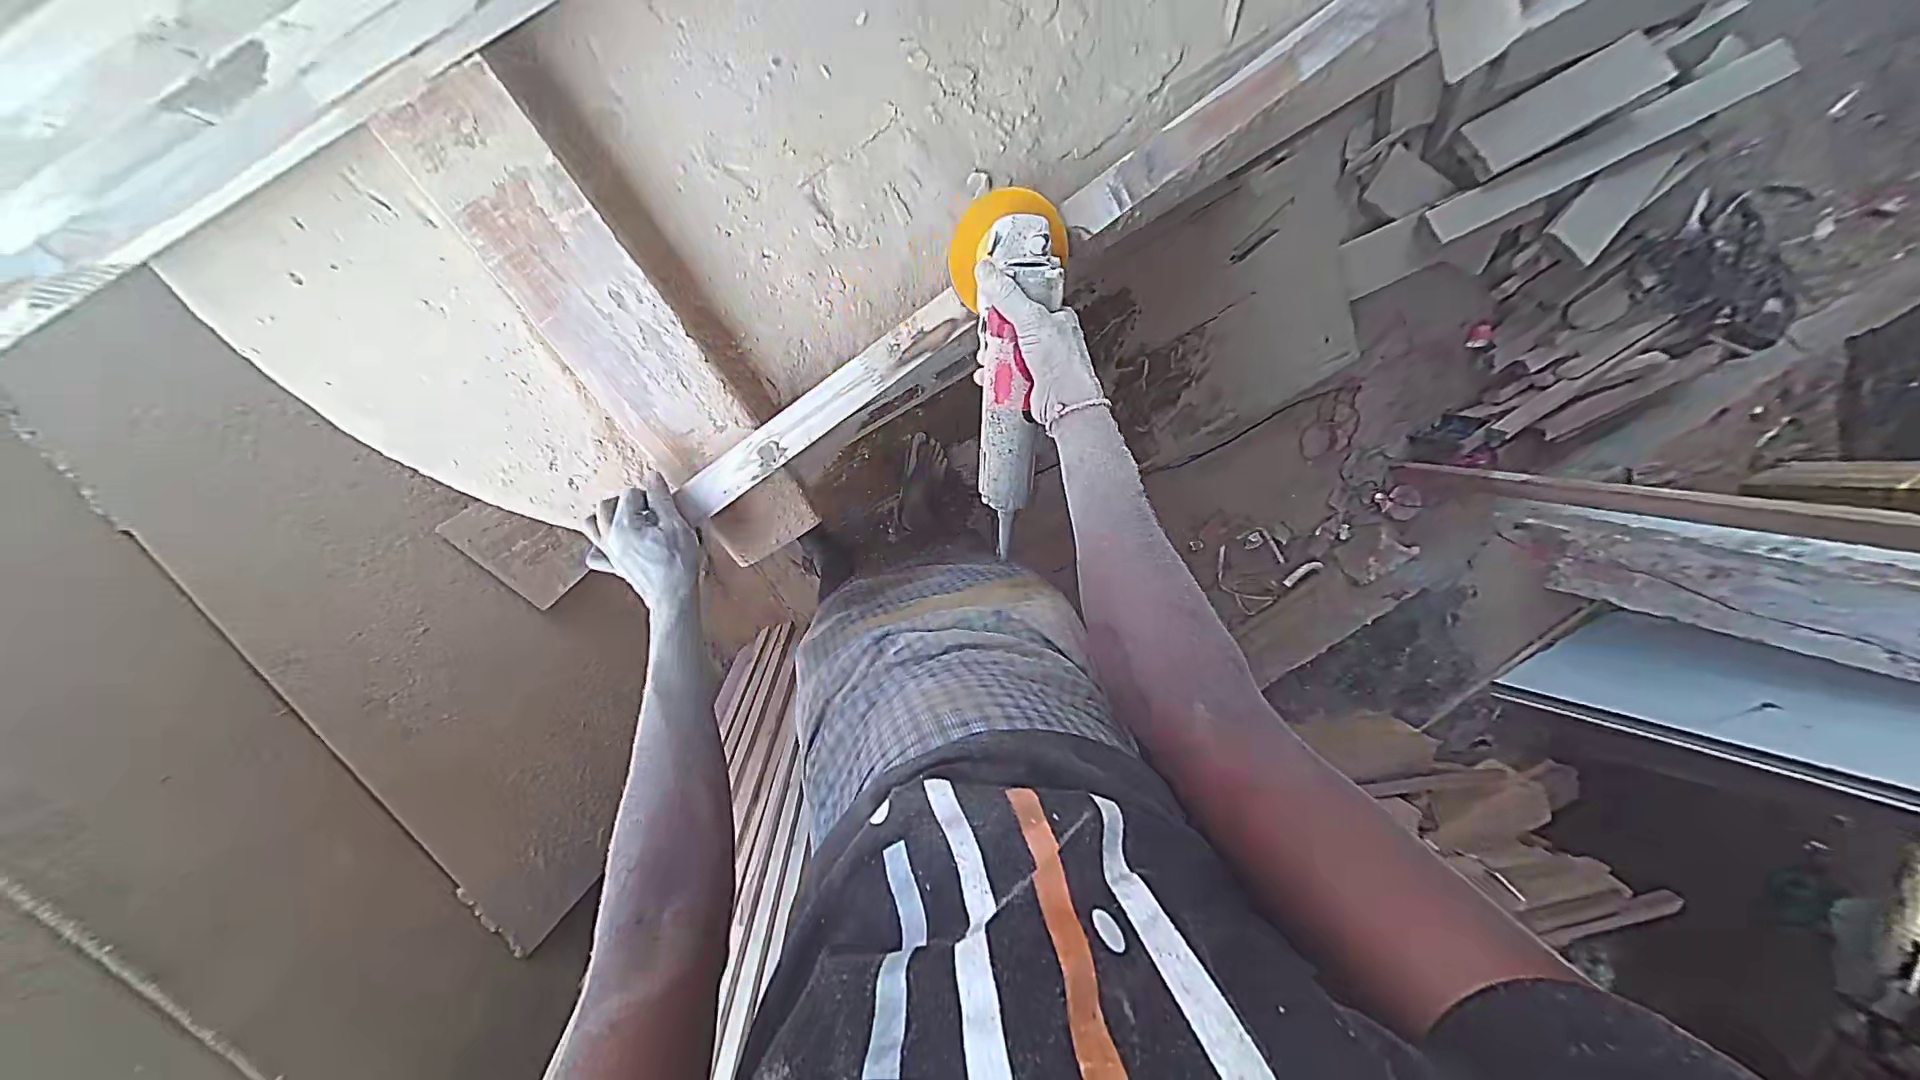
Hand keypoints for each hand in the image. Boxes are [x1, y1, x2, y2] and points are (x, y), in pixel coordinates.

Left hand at [584, 472, 700, 611]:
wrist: (673, 596)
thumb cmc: (677, 565)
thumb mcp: (676, 525)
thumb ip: (661, 499)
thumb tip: (652, 477)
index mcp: (624, 525)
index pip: (631, 494)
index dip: (651, 496)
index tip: (665, 505)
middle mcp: (610, 537)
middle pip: (606, 505)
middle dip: (627, 502)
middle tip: (649, 509)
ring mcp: (609, 553)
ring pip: (591, 525)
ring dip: (606, 517)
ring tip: (627, 518)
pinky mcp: (614, 567)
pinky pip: (594, 554)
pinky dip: (599, 545)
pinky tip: (614, 543)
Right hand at [974, 260, 1107, 432]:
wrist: (1066, 405)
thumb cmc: (1063, 365)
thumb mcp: (1032, 319)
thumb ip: (1007, 295)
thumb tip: (988, 270)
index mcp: (1056, 317)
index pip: (1025, 301)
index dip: (1005, 303)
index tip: (991, 306)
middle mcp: (1048, 339)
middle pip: (1010, 328)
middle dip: (995, 335)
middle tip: (991, 338)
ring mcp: (1038, 362)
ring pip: (1006, 353)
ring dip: (993, 357)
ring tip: (990, 359)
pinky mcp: (1028, 382)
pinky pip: (1005, 375)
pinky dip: (995, 377)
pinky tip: (992, 376)